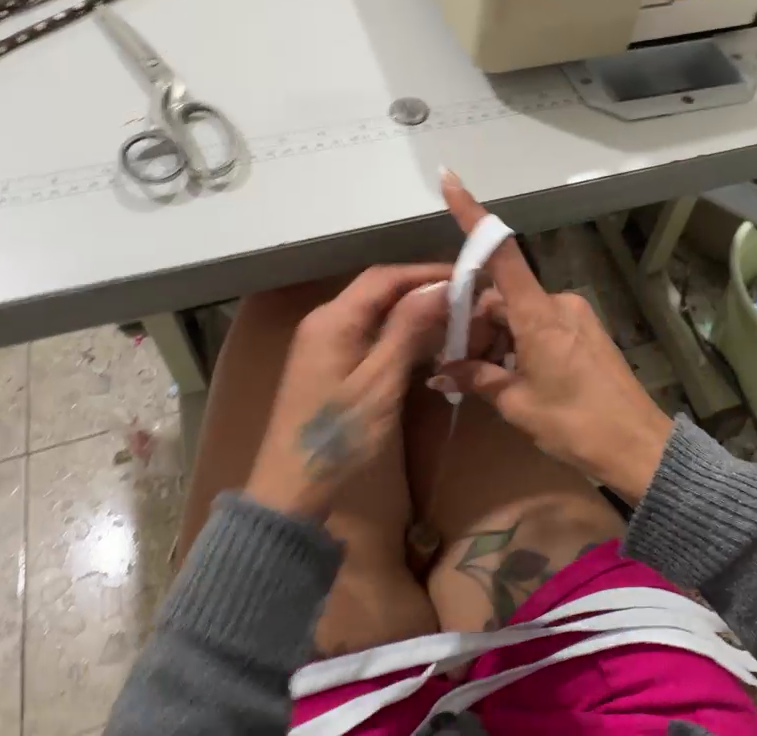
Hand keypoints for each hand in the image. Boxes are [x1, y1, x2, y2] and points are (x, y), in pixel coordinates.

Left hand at [244, 265, 451, 518]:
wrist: (290, 485)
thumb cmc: (339, 434)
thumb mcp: (380, 381)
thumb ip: (408, 330)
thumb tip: (440, 287)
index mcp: (334, 318)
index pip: (386, 277)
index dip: (426, 272)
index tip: (466, 277)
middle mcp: (324, 319)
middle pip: (378, 289)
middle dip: (421, 288)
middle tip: (464, 298)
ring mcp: (322, 341)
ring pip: (373, 310)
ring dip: (411, 309)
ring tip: (452, 317)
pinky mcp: (326, 361)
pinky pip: (366, 330)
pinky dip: (396, 329)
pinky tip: (422, 343)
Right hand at [436, 172, 675, 502]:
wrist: (639, 448)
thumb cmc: (576, 424)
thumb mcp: (517, 405)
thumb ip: (477, 379)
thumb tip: (440, 372)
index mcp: (539, 314)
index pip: (501, 252)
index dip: (473, 215)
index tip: (451, 180)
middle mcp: (558, 304)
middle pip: (502, 297)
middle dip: (475, 324)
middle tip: (455, 365)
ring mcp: (575, 316)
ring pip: (520, 314)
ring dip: (496, 339)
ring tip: (482, 380)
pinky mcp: (585, 332)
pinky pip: (540, 325)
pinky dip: (518, 344)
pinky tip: (509, 376)